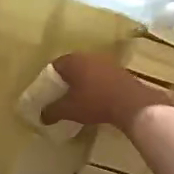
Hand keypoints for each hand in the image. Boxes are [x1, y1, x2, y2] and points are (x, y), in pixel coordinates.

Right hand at [44, 51, 173, 128]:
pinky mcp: (120, 72)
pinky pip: (101, 78)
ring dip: (82, 83)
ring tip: (78, 99)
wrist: (132, 104)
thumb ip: (51, 111)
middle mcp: (89, 56)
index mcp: (73, 61)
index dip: (48, 79)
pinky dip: (96, 87)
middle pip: (72, 67)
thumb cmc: (94, 102)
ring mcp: (107, 63)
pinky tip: (95, 100)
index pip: (54, 66)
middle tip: (60, 95)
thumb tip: (42, 116)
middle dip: (66, 81)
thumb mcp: (68, 110)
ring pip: (88, 72)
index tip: (47, 92)